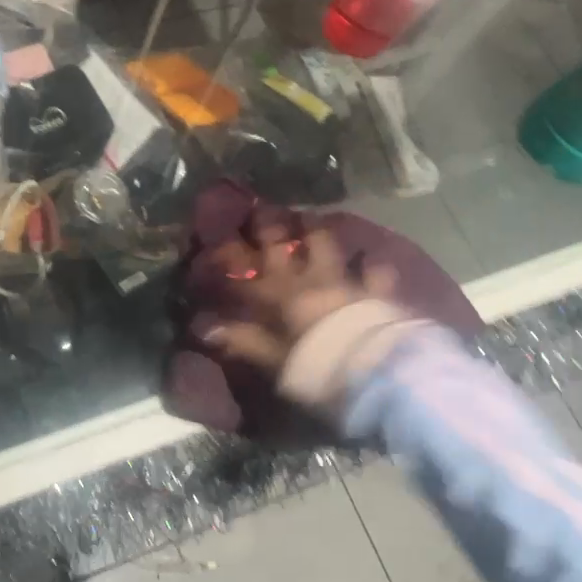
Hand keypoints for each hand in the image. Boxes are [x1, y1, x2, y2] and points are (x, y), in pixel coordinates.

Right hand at [204, 223, 414, 416]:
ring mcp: (343, 281)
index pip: (246, 271)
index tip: (218, 240)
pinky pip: (375, 272)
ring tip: (310, 218)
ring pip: (326, 246)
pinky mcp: (375, 291)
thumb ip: (243, 341)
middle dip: (270, 228)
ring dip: (316, 232)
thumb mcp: (273, 359)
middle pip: (284, 247)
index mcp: (278, 296)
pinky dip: (372, 265)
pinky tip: (372, 257)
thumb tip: (207, 328)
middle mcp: (307, 280)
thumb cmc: (316, 366)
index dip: (230, 255)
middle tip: (262, 211)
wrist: (373, 370)